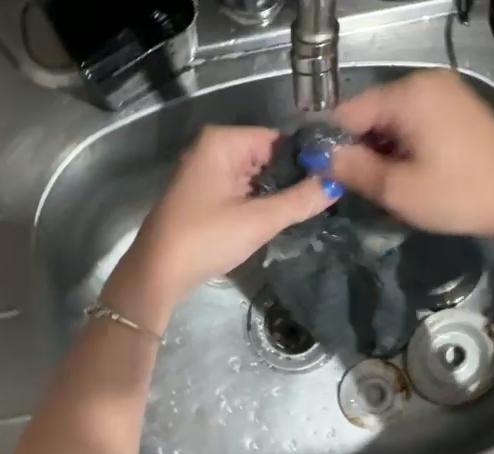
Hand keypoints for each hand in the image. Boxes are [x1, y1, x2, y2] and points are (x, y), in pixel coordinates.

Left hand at [105, 125, 336, 333]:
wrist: (158, 273)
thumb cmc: (205, 239)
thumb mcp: (257, 221)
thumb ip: (298, 201)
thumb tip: (336, 185)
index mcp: (223, 142)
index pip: (278, 139)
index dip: (304, 160)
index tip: (332, 180)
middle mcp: (213, 149)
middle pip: (266, 157)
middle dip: (290, 179)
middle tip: (323, 201)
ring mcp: (206, 173)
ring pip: (254, 177)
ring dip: (275, 195)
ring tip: (305, 212)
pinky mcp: (204, 198)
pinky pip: (240, 192)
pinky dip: (257, 205)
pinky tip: (274, 221)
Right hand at [329, 71, 493, 241]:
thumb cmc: (458, 195)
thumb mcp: (398, 191)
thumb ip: (355, 171)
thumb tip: (322, 158)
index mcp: (408, 95)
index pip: (349, 111)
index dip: (331, 144)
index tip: (321, 175)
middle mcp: (426, 83)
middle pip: (371, 114)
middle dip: (360, 150)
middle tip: (360, 190)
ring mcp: (445, 93)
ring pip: (393, 122)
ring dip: (383, 154)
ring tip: (387, 189)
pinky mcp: (458, 109)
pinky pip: (415, 124)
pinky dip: (404, 149)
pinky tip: (410, 178)